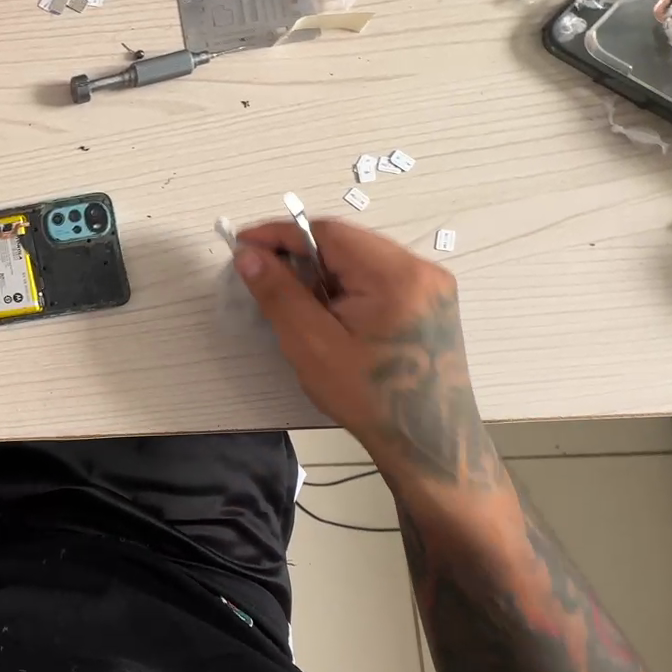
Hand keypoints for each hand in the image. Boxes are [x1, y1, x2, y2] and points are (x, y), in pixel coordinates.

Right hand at [232, 219, 490, 484]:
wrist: (427, 439)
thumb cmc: (367, 394)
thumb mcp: (310, 343)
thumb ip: (279, 293)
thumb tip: (248, 255)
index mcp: (396, 275)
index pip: (328, 232)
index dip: (279, 234)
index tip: (241, 245)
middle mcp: (420, 270)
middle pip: (345, 242)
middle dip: (297, 252)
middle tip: (259, 274)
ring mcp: (429, 285)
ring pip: (357, 259)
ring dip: (317, 269)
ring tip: (288, 297)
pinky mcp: (428, 302)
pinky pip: (373, 276)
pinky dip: (340, 283)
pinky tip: (323, 309)